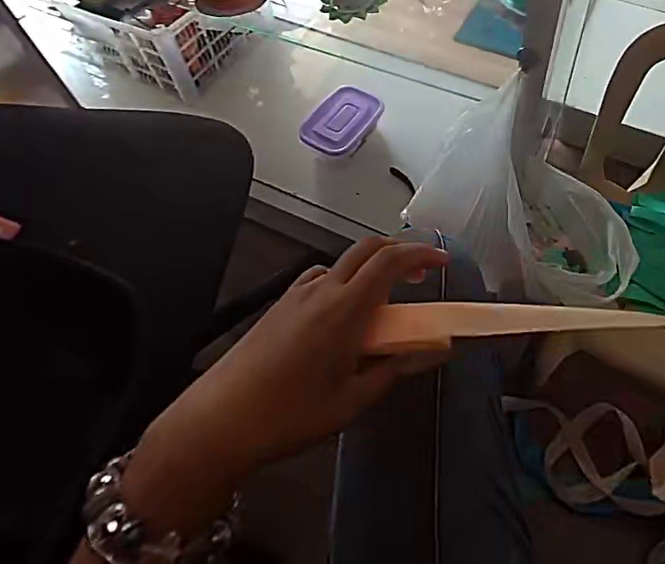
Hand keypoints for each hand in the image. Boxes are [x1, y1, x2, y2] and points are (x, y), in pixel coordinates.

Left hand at [118, 237, 449, 536]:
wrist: (221, 418)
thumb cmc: (291, 414)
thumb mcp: (352, 400)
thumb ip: (395, 368)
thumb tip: (432, 350)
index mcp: (345, 308)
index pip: (390, 261)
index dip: (422, 252)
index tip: (443, 261)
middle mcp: (322, 288)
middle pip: (367, 246)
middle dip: (400, 249)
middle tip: (423, 272)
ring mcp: (298, 292)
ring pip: (344, 261)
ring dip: (371, 266)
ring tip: (386, 299)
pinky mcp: (282, 302)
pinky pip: (322, 277)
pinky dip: (345, 281)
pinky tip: (344, 314)